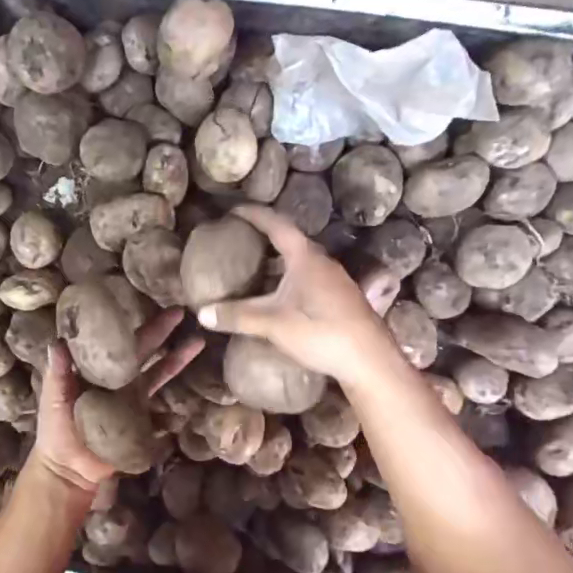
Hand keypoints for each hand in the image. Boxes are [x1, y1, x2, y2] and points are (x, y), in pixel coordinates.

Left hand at [28, 306, 203, 493]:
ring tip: (198, 344)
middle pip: (147, 352)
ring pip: (161, 375)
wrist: (67, 470)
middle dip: (165, 332)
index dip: (133, 323)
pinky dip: (177, 410)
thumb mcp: (53, 398)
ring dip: (178, 360)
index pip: (121, 341)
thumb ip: (58, 372)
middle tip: (183, 312)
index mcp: (100, 369)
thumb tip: (58, 341)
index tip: (143, 305)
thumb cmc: (56, 429)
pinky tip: (190, 403)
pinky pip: (164, 415)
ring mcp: (135, 401)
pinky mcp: (143, 424)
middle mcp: (121, 380)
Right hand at [196, 204, 404, 385]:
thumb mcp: (274, 324)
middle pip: (289, 240)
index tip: (233, 210)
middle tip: (240, 239)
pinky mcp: (340, 298)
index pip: (276, 224)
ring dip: (277, 260)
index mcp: (305, 257)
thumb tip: (202, 313)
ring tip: (253, 266)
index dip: (254, 214)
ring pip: (300, 261)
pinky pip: (308, 277)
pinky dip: (288, 277)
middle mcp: (322, 261)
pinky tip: (278, 295)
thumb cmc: (322, 332)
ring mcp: (335, 280)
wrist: (370, 361)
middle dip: (264, 237)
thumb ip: (238, 316)